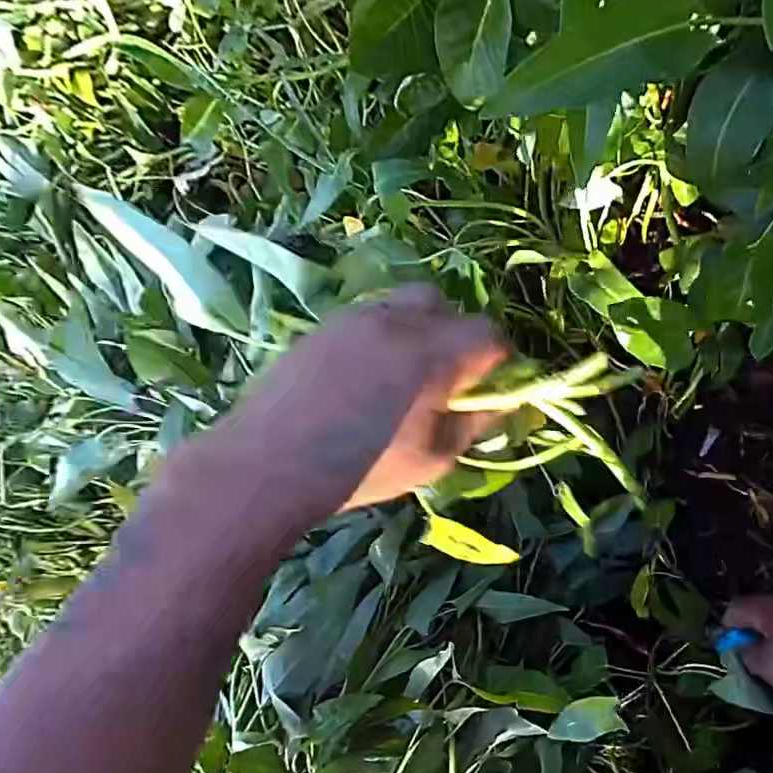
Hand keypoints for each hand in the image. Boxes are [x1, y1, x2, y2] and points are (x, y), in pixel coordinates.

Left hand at [164, 285, 503, 519]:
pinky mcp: (325, 325)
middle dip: (459, 336)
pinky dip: (386, 335)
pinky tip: (369, 375)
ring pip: (406, 304)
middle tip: (449, 378)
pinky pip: (371, 315)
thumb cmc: (364, 468)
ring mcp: (356, 317)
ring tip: (407, 375)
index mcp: (433, 353)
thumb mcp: (435, 457)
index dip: (502, 360)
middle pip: (448, 307)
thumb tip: (501, 403)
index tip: (495, 386)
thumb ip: (475, 423)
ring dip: (422, 331)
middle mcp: (398, 320)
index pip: (490, 335)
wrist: (270, 464)